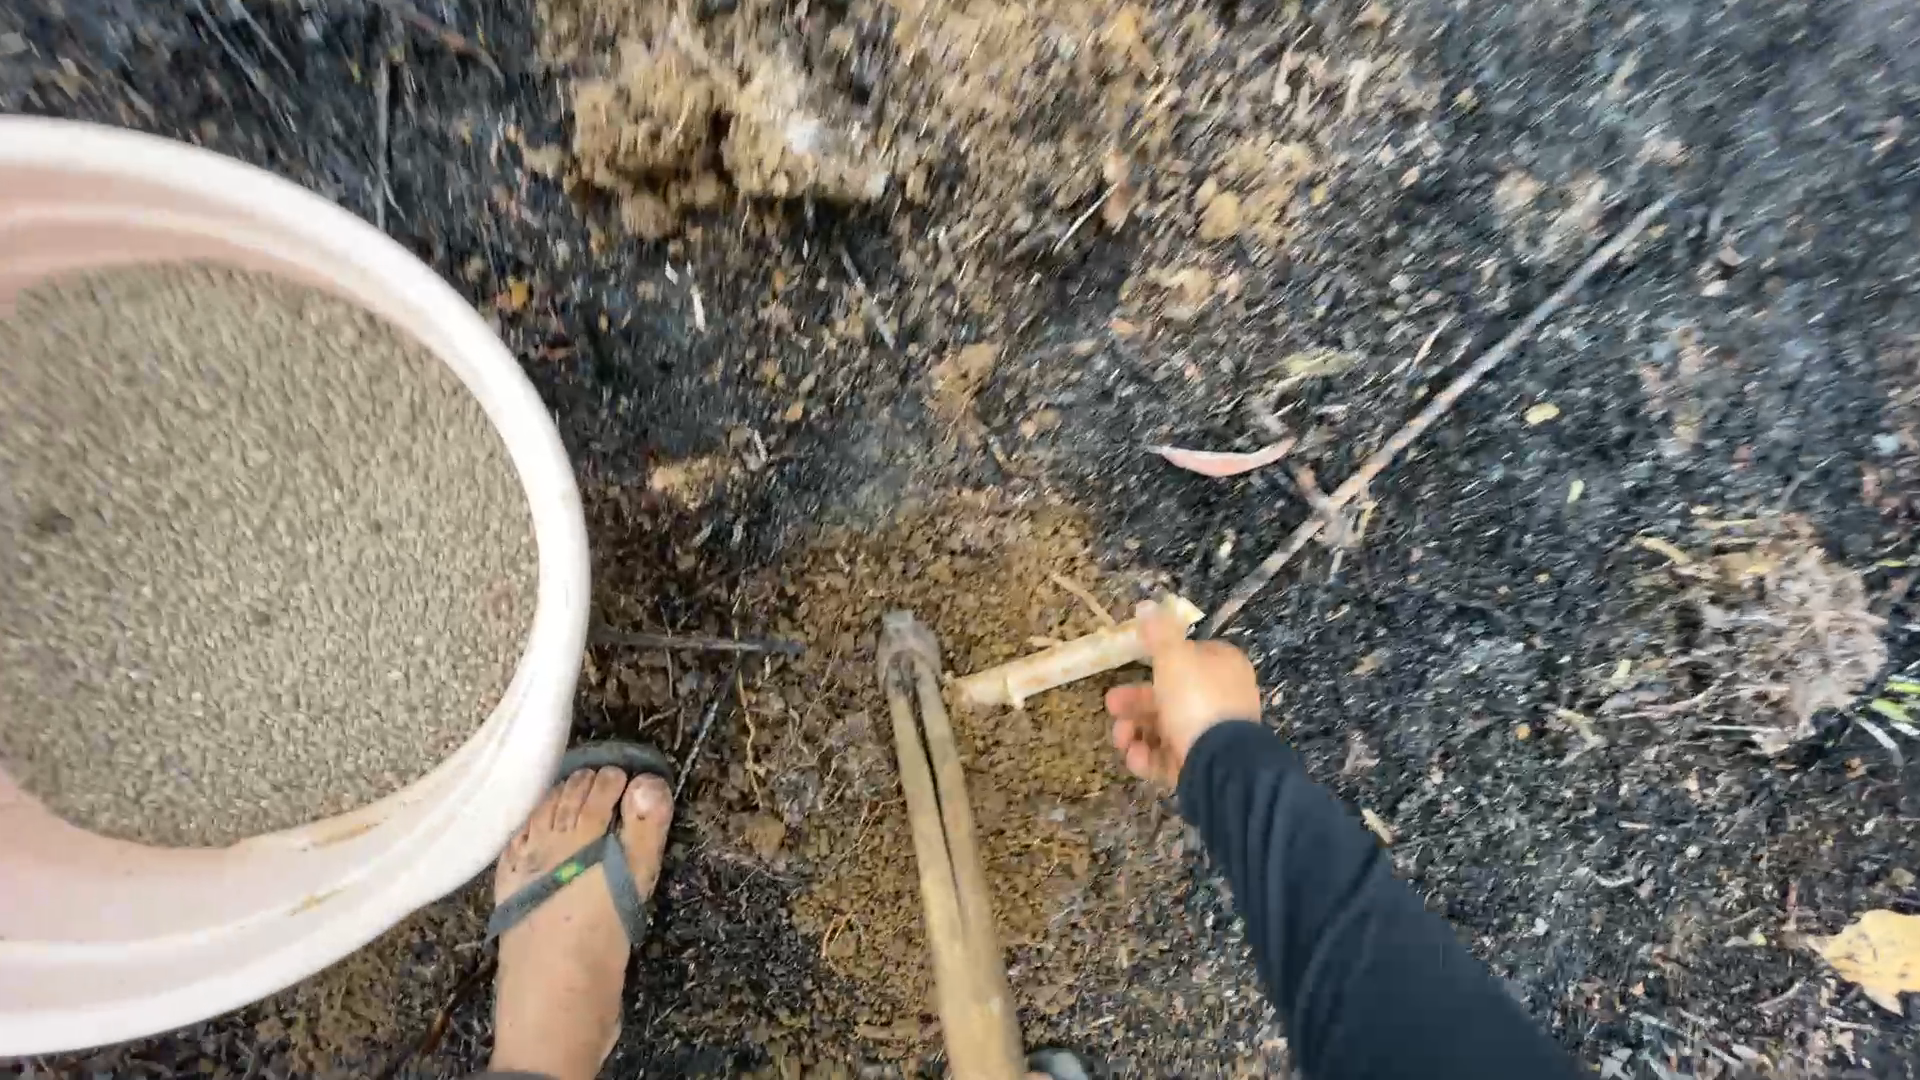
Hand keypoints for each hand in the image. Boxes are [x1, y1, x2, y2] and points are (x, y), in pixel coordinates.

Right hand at [1107, 601, 1261, 786]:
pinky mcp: (1203, 763)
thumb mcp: (1173, 657)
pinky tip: (1134, 756)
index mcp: (1222, 667)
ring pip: (1164, 728)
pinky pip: (1170, 756)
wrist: (1222, 761)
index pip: (1186, 658)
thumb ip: (1158, 632)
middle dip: (1134, 704)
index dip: (1156, 664)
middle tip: (1111, 708)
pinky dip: (1149, 756)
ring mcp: (1212, 734)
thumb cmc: (1197, 699)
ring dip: (1135, 731)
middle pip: (1169, 696)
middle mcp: (1221, 698)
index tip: (1129, 670)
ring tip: (1120, 739)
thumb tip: (1146, 605)